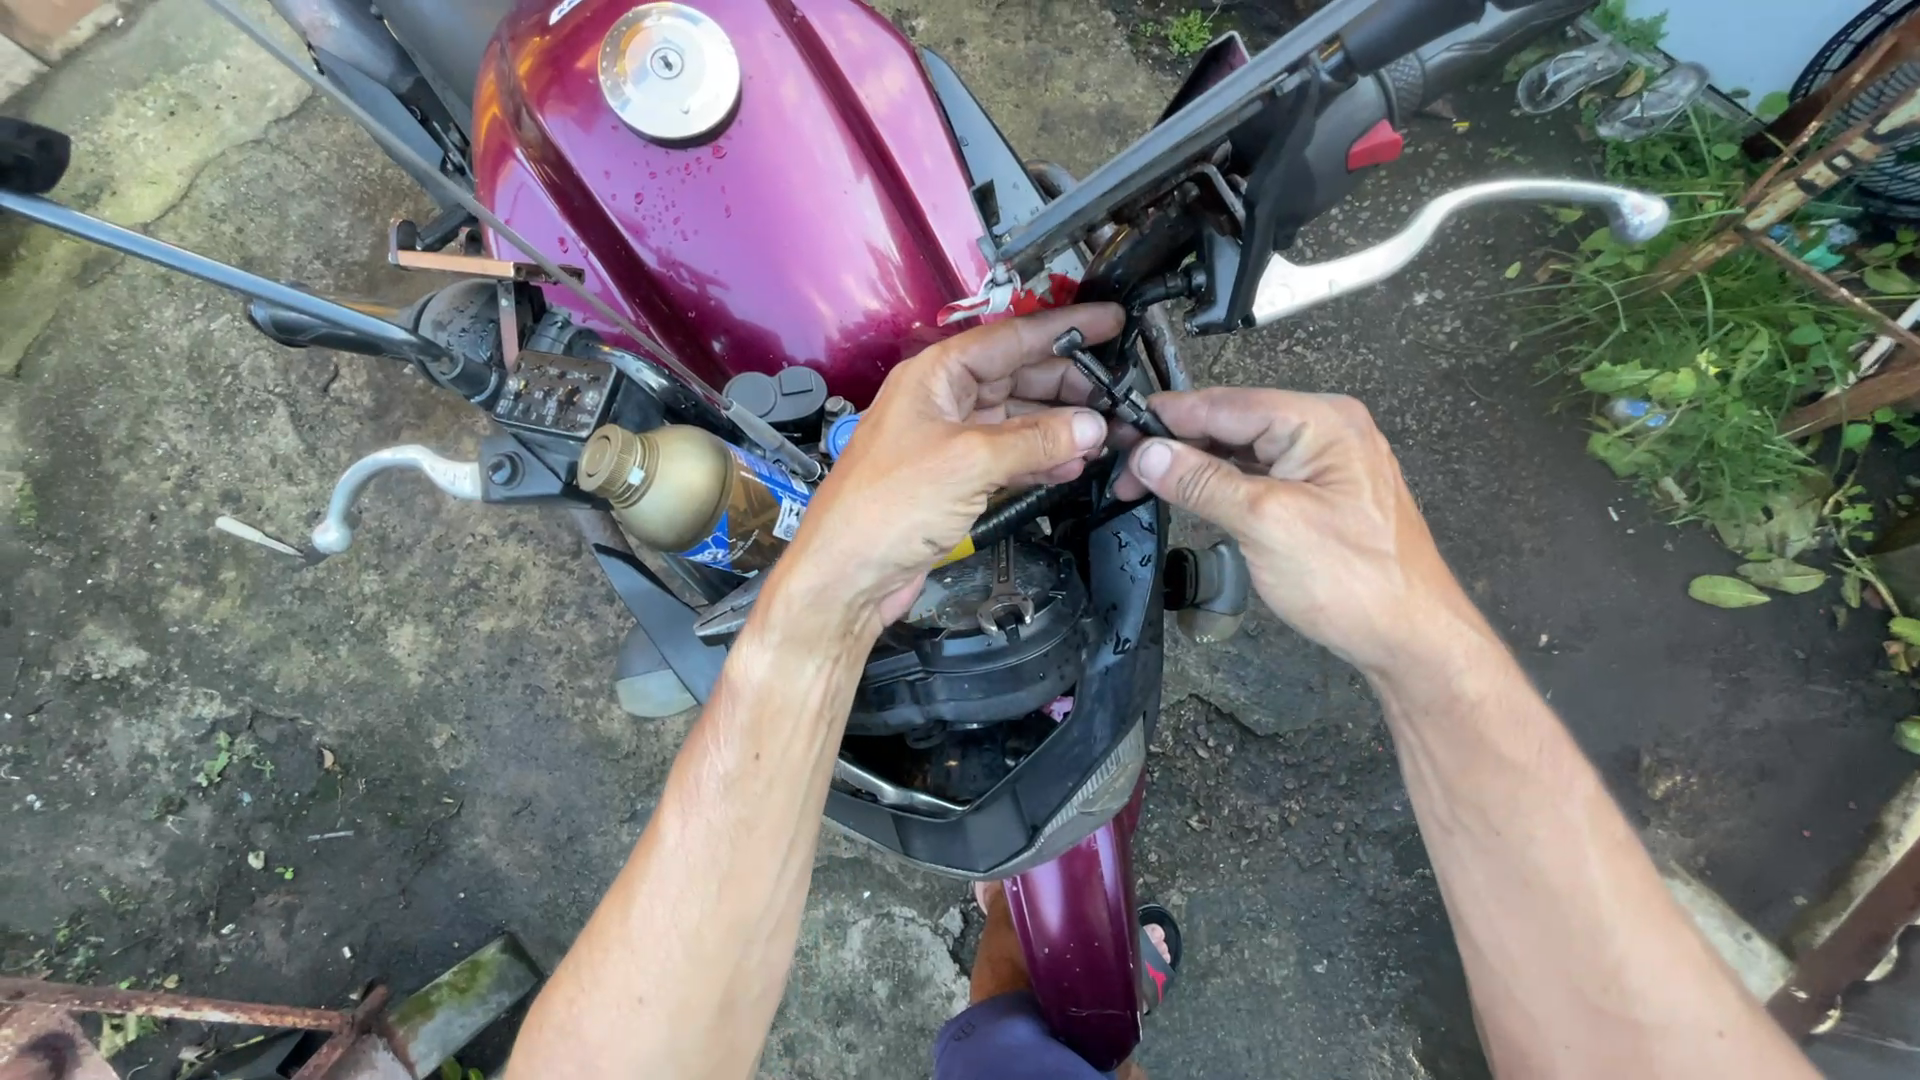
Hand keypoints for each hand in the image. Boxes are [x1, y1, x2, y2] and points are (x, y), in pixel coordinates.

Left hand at [771, 304, 1119, 633]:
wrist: (848, 574)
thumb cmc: (884, 508)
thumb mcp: (969, 463)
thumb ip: (1034, 440)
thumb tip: (1088, 425)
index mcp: (935, 376)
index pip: (1010, 338)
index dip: (1063, 328)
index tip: (1108, 323)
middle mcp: (942, 402)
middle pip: (1017, 377)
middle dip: (1068, 385)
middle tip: (1114, 395)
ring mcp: (949, 442)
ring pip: (1016, 420)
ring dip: (1059, 427)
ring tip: (1102, 434)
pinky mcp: (956, 480)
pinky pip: (1008, 457)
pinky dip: (1040, 460)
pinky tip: (1070, 464)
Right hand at [1115, 387, 1480, 675]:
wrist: (1411, 639)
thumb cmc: (1351, 580)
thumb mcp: (1264, 523)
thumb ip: (1202, 482)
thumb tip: (1147, 454)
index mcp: (1320, 421)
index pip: (1225, 404)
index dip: (1167, 419)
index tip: (1118, 434)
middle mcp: (1326, 429)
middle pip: (1231, 422)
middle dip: (1176, 444)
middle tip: (1126, 471)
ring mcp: (1325, 461)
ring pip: (1241, 449)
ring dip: (1194, 465)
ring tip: (1146, 483)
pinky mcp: (1320, 492)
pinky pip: (1259, 473)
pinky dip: (1221, 483)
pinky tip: (1192, 494)